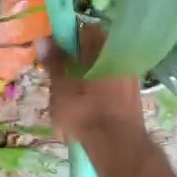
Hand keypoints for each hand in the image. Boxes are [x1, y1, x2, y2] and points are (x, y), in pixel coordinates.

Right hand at [38, 25, 145, 145]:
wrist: (118, 145)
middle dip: (77, 62)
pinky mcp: (133, 97)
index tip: (56, 53)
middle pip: (95, 51)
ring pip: (102, 71)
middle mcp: (121, 58)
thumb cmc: (85, 112)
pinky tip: (85, 110)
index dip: (68, 38)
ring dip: (86, 79)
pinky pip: (111, 87)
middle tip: (60, 79)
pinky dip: (97, 93)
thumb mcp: (61, 87)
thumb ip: (54, 62)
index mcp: (103, 50)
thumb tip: (44, 40)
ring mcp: (130, 78)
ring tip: (70, 99)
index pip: (85, 30)